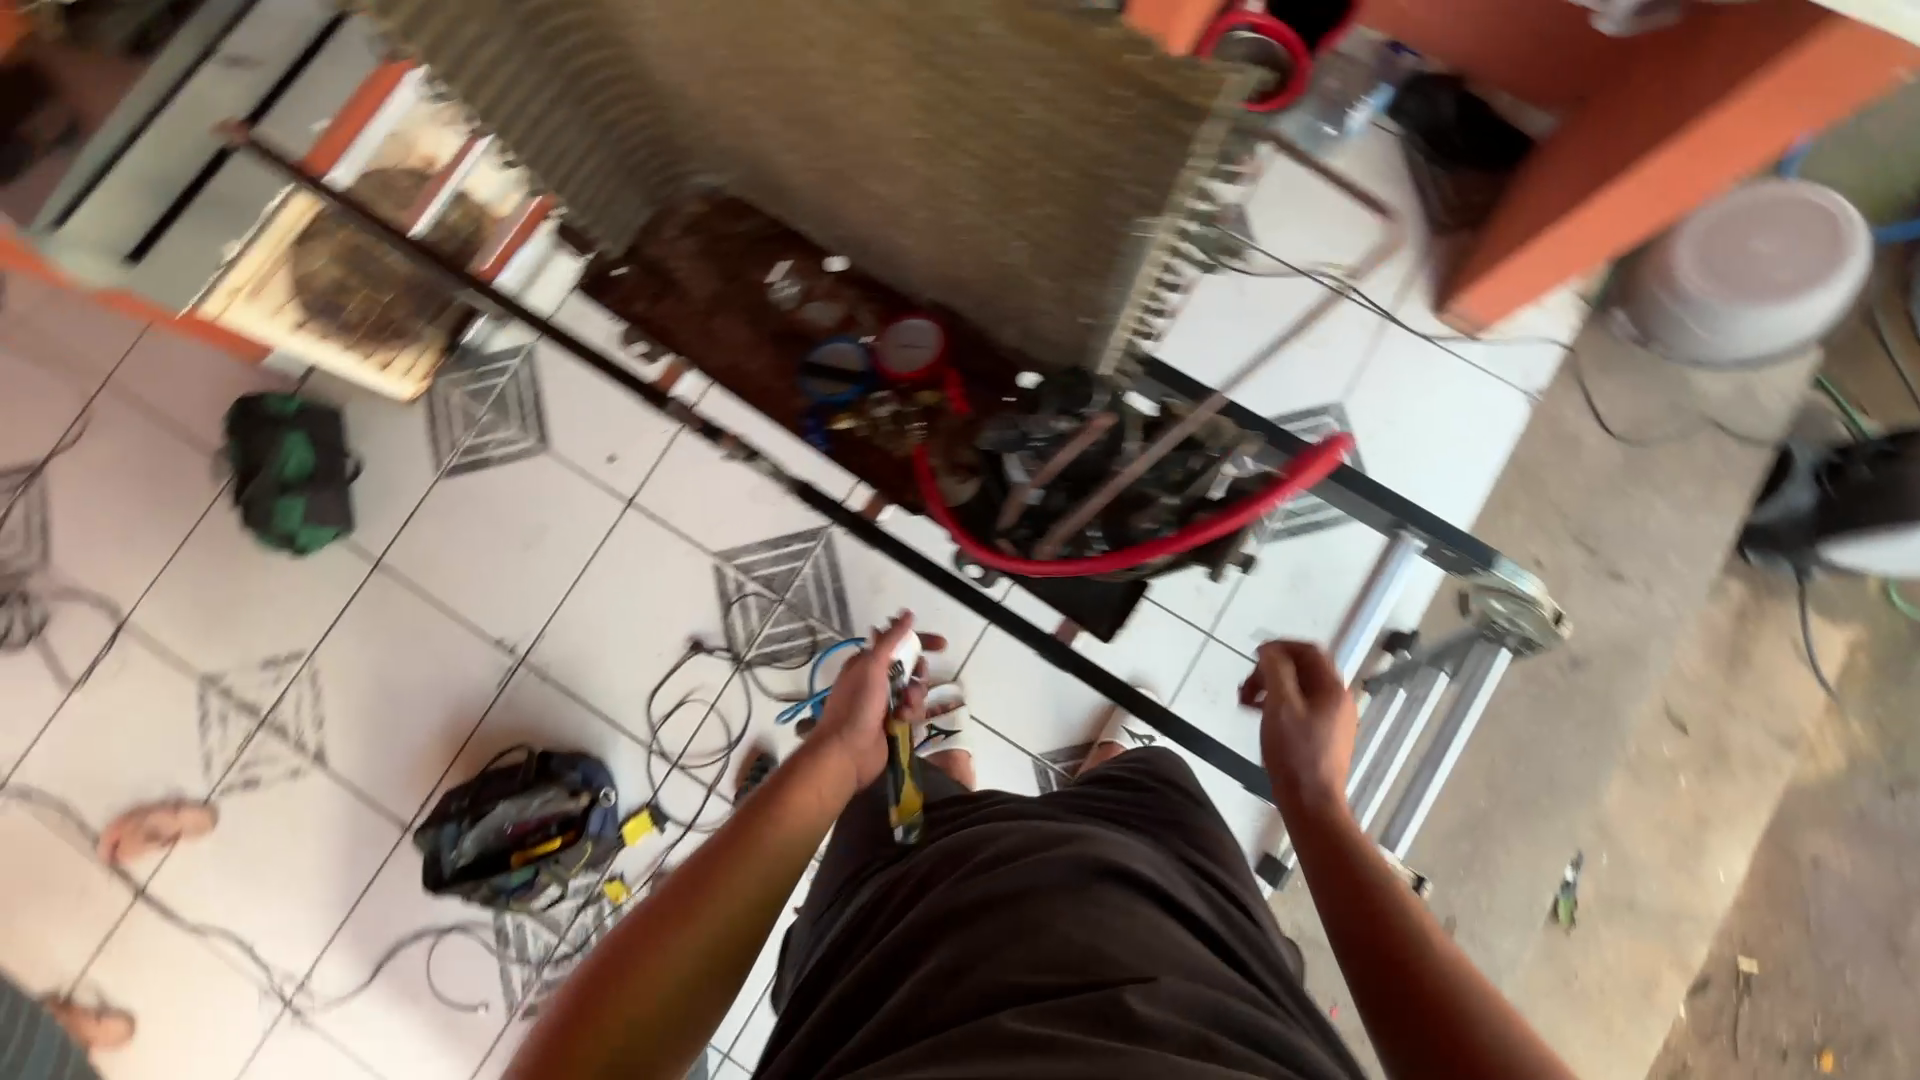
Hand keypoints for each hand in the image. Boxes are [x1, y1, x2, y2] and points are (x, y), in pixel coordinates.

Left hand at [806, 613, 947, 796]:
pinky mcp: (893, 723)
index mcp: (867, 662)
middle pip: (911, 668)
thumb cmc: (856, 705)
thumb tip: (907, 614)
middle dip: (918, 674)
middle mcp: (876, 680)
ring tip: (905, 707)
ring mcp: (885, 703)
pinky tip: (902, 721)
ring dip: (915, 696)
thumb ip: (891, 639)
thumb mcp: (872, 666)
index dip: (920, 642)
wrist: (846, 752)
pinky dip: (910, 714)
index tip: (942, 645)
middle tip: (915, 681)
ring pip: (914, 690)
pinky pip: (912, 711)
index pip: (898, 643)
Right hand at [1239, 640, 1358, 817]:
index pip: (1309, 651)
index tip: (1253, 655)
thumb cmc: (1294, 753)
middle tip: (1245, 685)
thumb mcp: (1280, 706)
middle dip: (1270, 671)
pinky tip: (1259, 717)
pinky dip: (1278, 705)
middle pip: (1302, 670)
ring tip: (1246, 702)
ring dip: (1270, 688)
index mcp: (1332, 689)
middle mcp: (1337, 700)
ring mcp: (1332, 719)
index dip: (1280, 646)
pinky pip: (1299, 708)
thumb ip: (1276, 671)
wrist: (1311, 803)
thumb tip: (1270, 650)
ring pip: (1298, 690)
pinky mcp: (1323, 735)